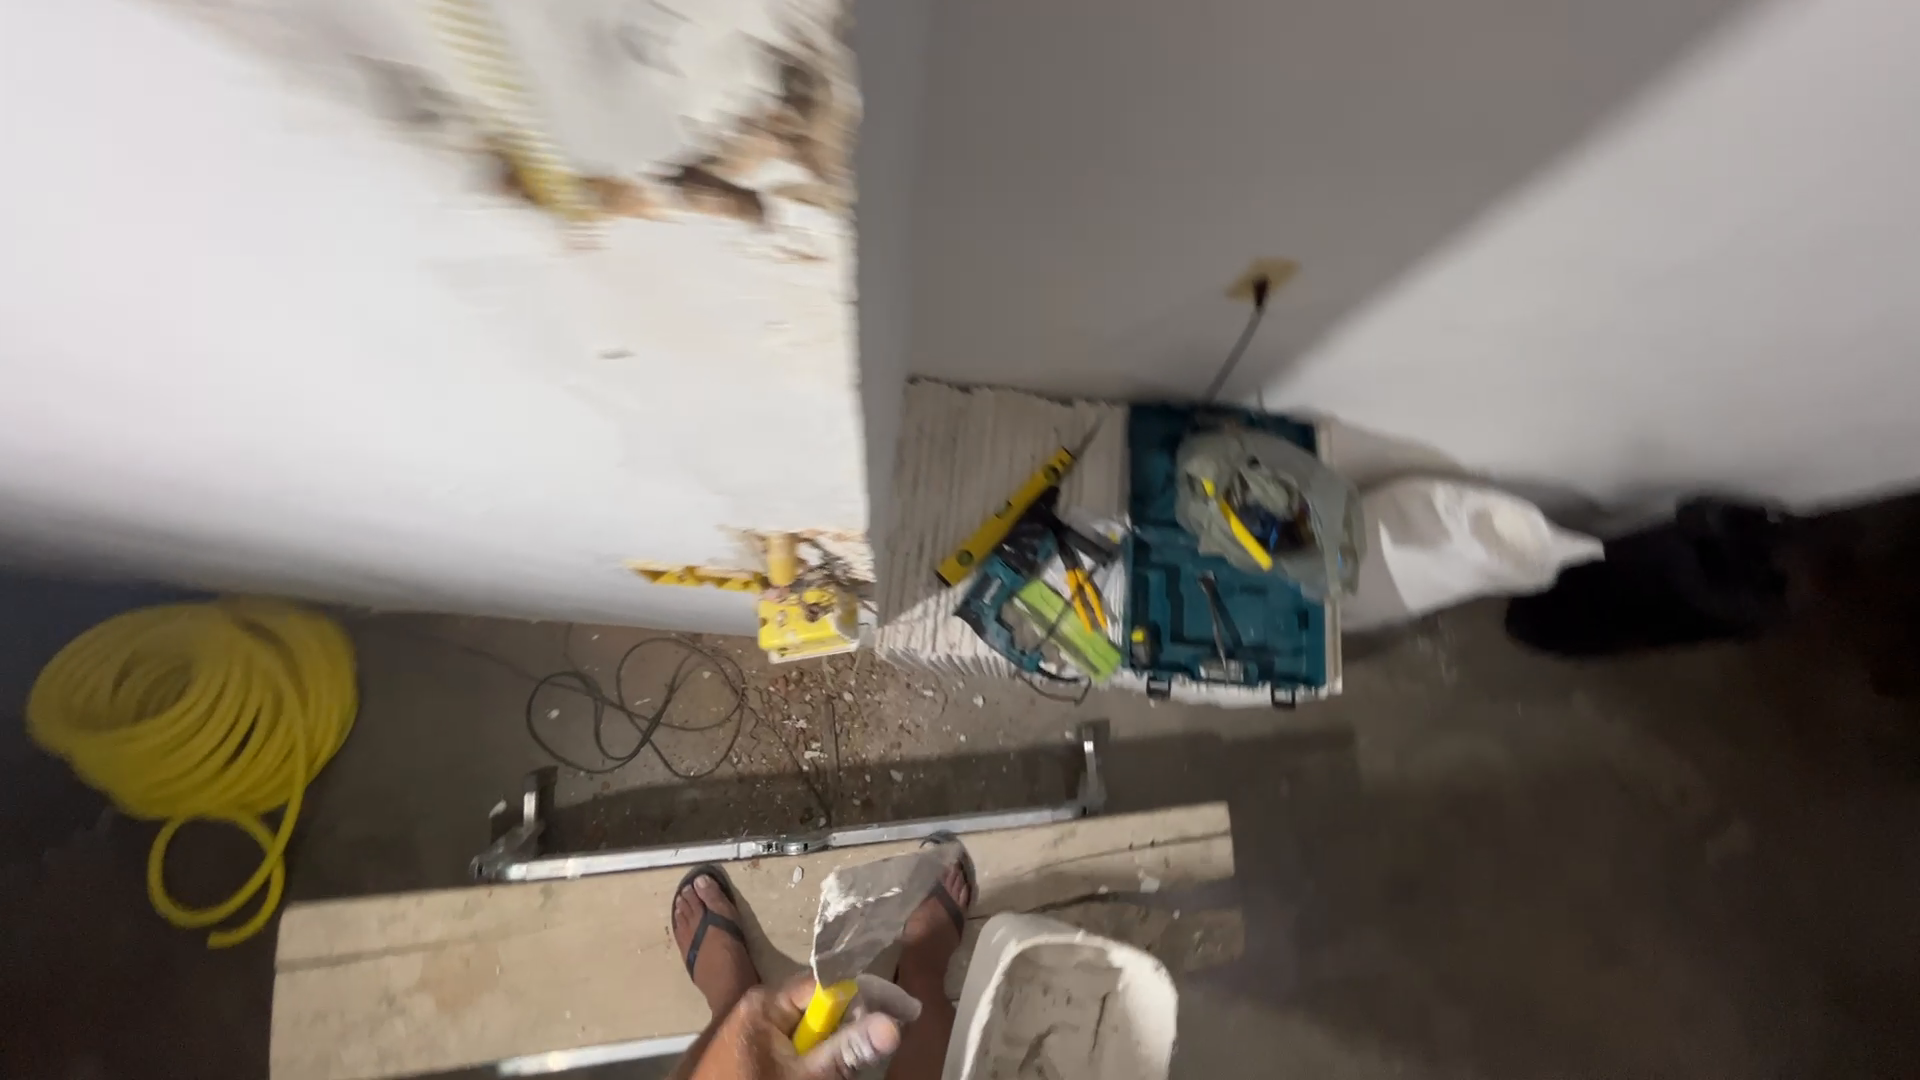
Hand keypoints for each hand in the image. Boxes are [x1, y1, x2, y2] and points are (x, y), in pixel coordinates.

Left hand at [676, 973, 905, 1079]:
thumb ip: (845, 1051)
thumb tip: (894, 1025)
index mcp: (766, 1000)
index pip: (827, 984)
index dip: (863, 999)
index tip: (899, 1015)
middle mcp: (759, 1003)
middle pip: (820, 1006)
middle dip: (848, 1029)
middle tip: (876, 1052)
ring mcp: (751, 1027)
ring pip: (808, 1029)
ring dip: (829, 1050)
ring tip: (850, 1064)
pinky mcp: (749, 1049)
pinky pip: (790, 1045)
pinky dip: (808, 1062)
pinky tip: (820, 1072)